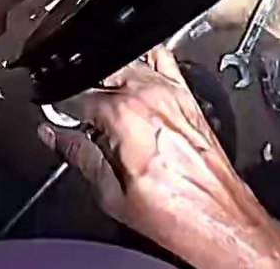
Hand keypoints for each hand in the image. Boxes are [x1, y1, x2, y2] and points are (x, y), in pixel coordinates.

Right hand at [40, 46, 279, 268]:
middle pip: (96, 72)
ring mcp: (167, 88)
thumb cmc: (178, 217)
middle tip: (80, 116)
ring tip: (104, 99)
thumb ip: (80, 157)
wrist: (224, 224)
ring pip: (123, 60)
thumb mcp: (114, 197)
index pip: (76, 98)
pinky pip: (157, 55)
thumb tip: (54, 136)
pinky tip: (133, 75)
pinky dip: (140, 58)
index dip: (62, 110)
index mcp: (123, 116)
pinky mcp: (184, 90)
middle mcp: (145, 93)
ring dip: (107, 74)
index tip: (59, 121)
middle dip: (82, 89)